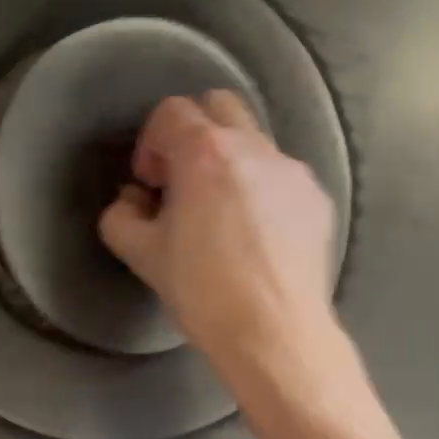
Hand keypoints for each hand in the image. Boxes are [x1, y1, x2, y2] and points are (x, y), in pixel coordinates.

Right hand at [98, 91, 335, 361]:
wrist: (274, 331)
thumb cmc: (202, 292)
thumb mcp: (143, 258)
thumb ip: (121, 219)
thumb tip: (129, 203)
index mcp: (204, 154)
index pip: (170, 112)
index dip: (151, 143)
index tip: (150, 184)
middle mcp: (253, 147)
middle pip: (219, 106)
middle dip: (193, 135)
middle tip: (182, 185)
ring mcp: (291, 170)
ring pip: (254, 143)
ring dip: (229, 165)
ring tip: (221, 218)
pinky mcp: (317, 198)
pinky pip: (281, 178)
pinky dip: (261, 192)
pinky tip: (255, 240)